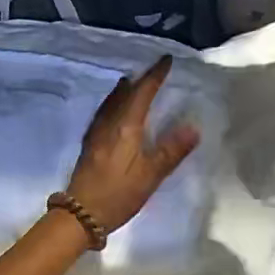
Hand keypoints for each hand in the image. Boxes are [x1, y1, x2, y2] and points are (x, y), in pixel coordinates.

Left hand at [65, 56, 201, 232]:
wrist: (80, 214)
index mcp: (125, 127)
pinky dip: (110, 106)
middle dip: (139, 81)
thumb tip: (193, 127)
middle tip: (151, 72)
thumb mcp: (150, 175)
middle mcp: (108, 125)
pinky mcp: (88, 148)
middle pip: (124, 95)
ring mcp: (95, 136)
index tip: (165, 60)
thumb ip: (171, 150)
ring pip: (109, 105)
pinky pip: (101, 116)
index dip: (154, 76)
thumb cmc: (118, 194)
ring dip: (121, 92)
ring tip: (129, 84)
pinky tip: (110, 113)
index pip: (142, 93)